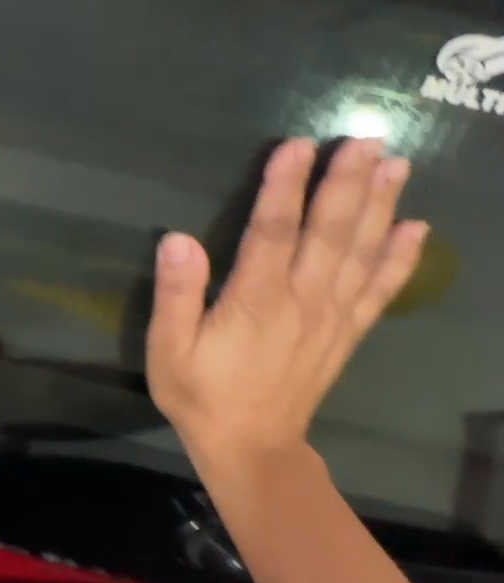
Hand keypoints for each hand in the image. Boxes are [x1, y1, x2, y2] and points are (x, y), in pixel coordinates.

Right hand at [146, 137, 427, 461]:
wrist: (248, 442)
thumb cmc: (196, 392)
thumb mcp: (167, 347)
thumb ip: (176, 293)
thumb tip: (176, 240)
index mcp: (255, 300)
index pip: (272, 231)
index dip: (284, 187)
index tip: (295, 146)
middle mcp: (304, 300)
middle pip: (330, 232)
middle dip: (346, 184)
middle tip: (365, 139)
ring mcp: (332, 315)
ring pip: (362, 251)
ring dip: (380, 205)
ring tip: (393, 164)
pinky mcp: (347, 331)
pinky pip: (380, 288)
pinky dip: (400, 257)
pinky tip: (414, 228)